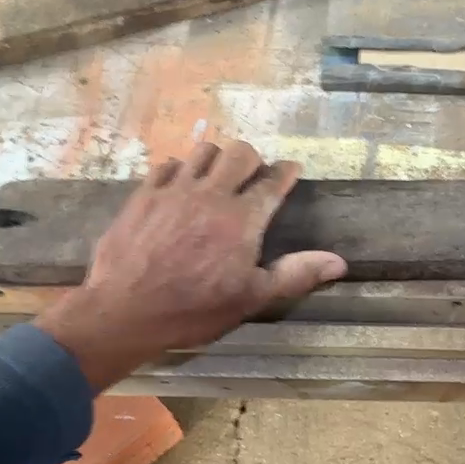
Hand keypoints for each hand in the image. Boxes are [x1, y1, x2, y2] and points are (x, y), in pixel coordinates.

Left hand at [34, 141, 346, 389]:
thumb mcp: (252, 299)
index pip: (272, 182)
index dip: (286, 173)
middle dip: (253, 160)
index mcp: (243, 219)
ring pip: (203, 151)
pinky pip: (168, 165)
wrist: (125, 312)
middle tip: (254, 177)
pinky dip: (182, 170)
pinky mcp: (143, 195)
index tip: (292, 170)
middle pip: (239, 153)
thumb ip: (296, 274)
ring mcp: (174, 190)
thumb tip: (339, 262)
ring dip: (217, 160)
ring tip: (218, 178)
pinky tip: (182, 188)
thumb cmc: (195, 310)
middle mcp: (211, 194)